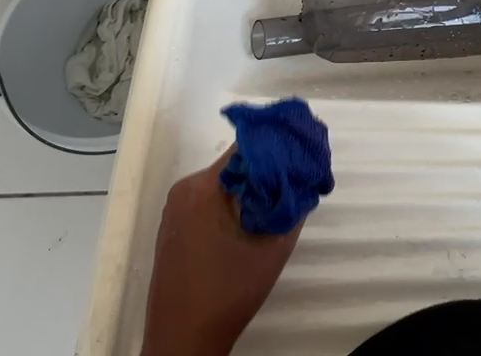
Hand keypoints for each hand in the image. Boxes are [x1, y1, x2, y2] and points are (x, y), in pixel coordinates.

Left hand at [140, 147, 301, 355]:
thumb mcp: (274, 246)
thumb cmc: (228, 293)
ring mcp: (175, 209)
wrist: (181, 345)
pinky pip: (210, 200)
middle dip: (269, 168)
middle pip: (237, 162)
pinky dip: (234, 203)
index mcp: (205, 186)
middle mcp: (185, 189)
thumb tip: (306, 175)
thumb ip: (294, 203)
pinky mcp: (174, 228)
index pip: (250, 144)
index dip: (281, 144)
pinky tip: (254, 221)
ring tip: (282, 201)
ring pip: (225, 182)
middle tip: (299, 179)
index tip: (305, 150)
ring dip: (253, 187)